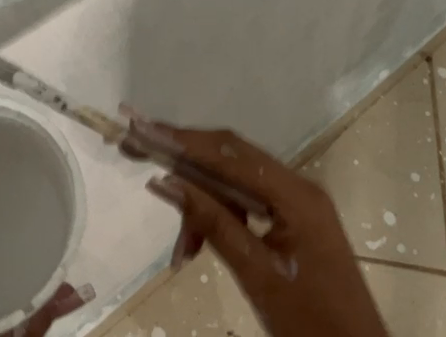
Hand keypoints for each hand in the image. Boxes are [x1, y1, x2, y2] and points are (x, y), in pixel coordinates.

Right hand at [123, 117, 389, 336]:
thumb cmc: (310, 320)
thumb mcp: (256, 273)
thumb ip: (212, 222)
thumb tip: (165, 180)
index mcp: (295, 193)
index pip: (228, 152)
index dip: (181, 139)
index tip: (140, 127)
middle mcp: (297, 186)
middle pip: (229, 158)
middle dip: (182, 157)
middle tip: (134, 149)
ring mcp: (296, 203)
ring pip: (234, 184)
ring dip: (200, 203)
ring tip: (180, 249)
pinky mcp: (292, 222)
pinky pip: (246, 204)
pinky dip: (218, 218)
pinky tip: (195, 247)